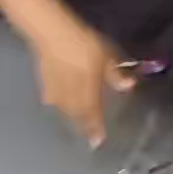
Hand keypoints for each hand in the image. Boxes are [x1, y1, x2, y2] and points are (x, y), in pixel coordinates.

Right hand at [32, 17, 134, 146]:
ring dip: (70, 116)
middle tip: (87, 136)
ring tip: (75, 123)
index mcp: (88, 90)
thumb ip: (115, 73)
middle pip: (77, 115)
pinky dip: (57, 103)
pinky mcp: (44, 80)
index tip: (97, 142)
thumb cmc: (81, 42)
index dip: (95, 128)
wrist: (49, 31)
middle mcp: (71, 95)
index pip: (93, 113)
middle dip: (82, 126)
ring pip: (64, 108)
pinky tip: (56, 103)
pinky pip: (52, 98)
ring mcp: (55, 89)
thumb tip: (128, 86)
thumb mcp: (105, 55)